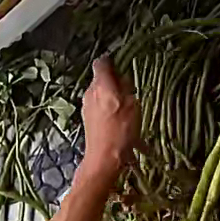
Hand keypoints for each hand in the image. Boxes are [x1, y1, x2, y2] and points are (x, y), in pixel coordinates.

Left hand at [80, 56, 139, 183]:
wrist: (104, 159)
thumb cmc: (121, 131)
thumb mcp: (132, 106)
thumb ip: (127, 88)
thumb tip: (124, 77)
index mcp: (101, 85)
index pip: (102, 63)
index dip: (112, 61)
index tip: (122, 64)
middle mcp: (90, 93)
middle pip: (101, 79)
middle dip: (115, 81)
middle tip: (130, 90)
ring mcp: (86, 106)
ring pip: (100, 93)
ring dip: (112, 96)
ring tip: (127, 108)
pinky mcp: (87, 119)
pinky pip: (99, 107)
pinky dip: (109, 109)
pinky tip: (120, 122)